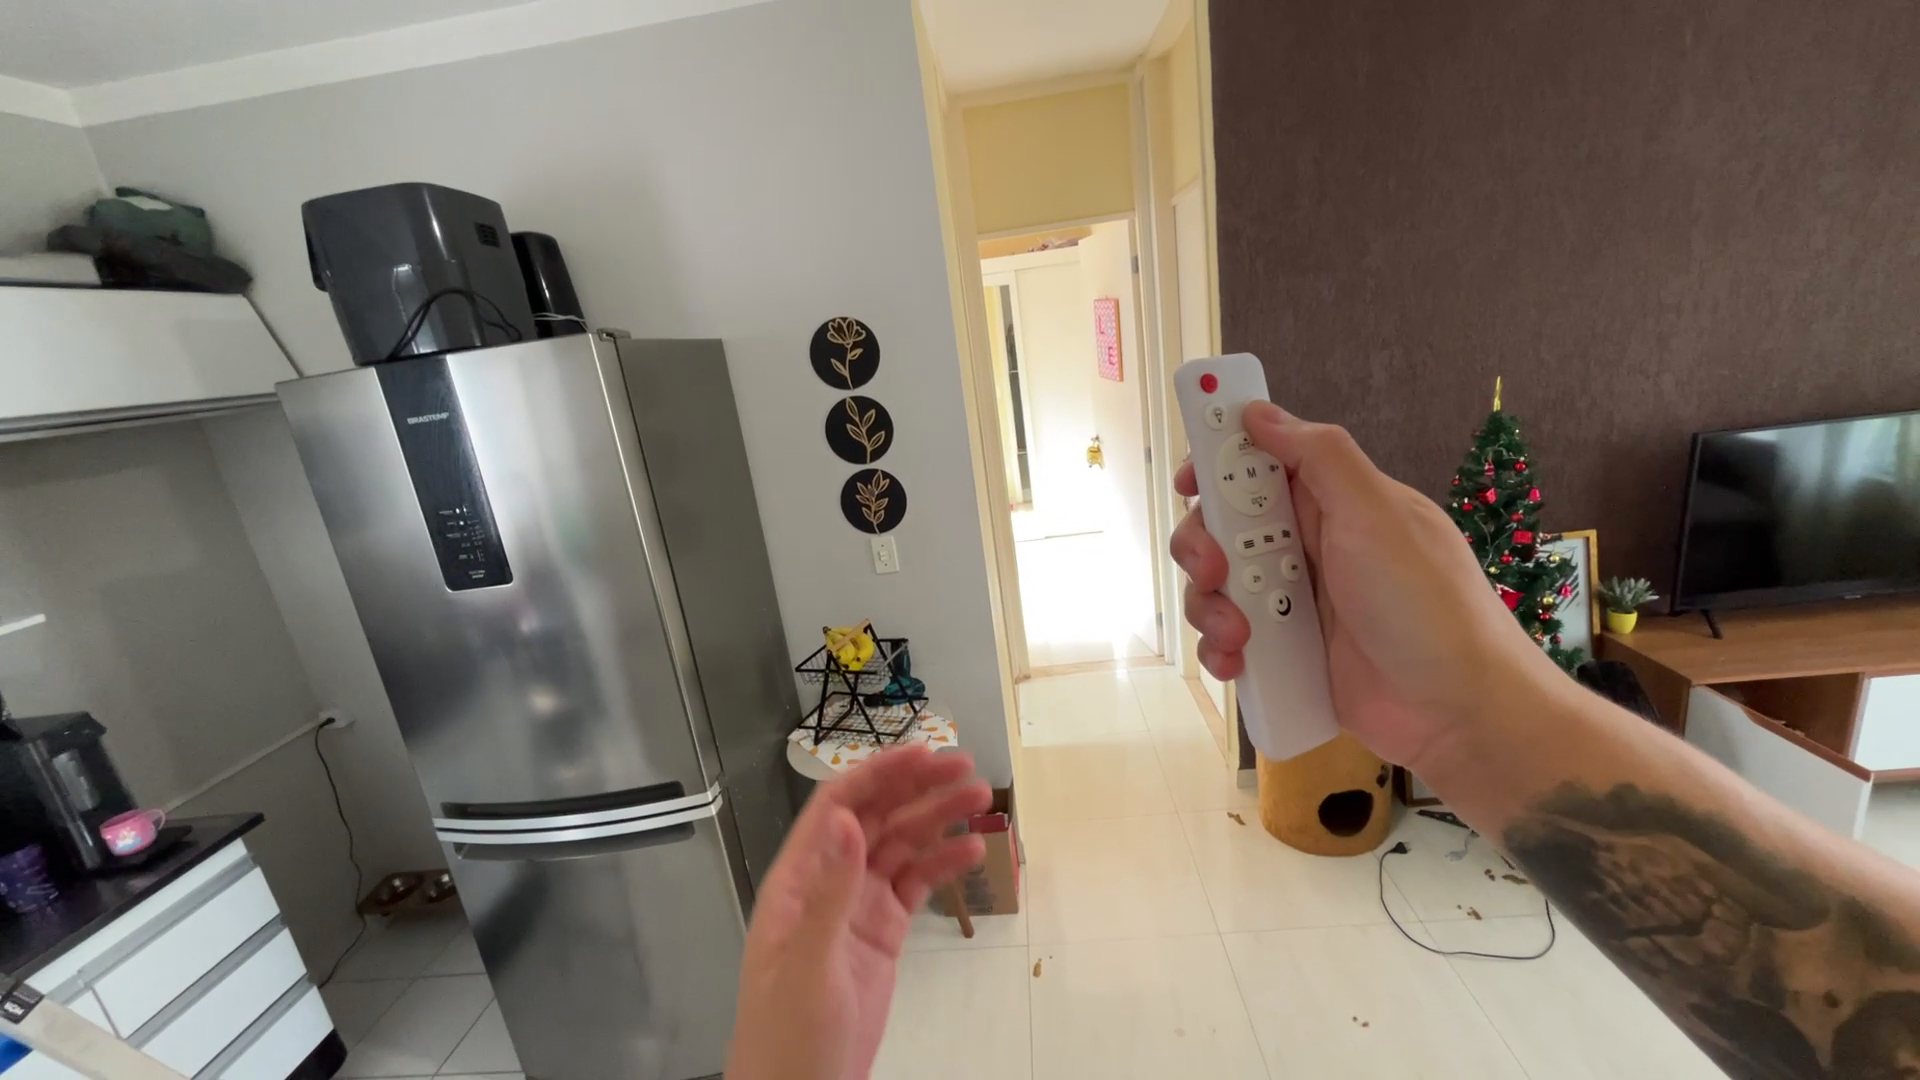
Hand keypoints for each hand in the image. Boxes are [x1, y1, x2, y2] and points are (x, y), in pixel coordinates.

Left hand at [727, 746, 988, 1079]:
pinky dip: (942, 864)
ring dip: (938, 819)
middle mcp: (830, 880)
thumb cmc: (789, 1036)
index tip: (923, 754)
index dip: (879, 773)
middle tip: (965, 767)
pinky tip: (972, 853)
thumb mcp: (808, 966)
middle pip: (877, 816)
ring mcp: (859, 905)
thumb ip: (829, 892)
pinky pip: (915, 883)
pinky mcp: (883, 930)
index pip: (839, 806)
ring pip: (902, 845)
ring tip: (981, 801)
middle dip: (918, 787)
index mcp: (800, 878)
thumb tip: (845, 819)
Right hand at [1171, 402, 1558, 770]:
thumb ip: (1320, 457)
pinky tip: (1237, 661)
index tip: (1188, 481)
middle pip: (1218, 529)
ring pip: (1212, 586)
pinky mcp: (1278, 651)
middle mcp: (1300, 548)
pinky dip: (1219, 649)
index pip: (1255, 468)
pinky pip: (1224, 639)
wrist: (1454, 712)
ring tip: (1240, 635)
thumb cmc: (1422, 601)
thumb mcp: (1377, 514)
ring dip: (1209, 607)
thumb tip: (1258, 411)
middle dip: (1200, 547)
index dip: (1214, 467)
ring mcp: (1286, 602)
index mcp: (1327, 504)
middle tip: (1214, 570)